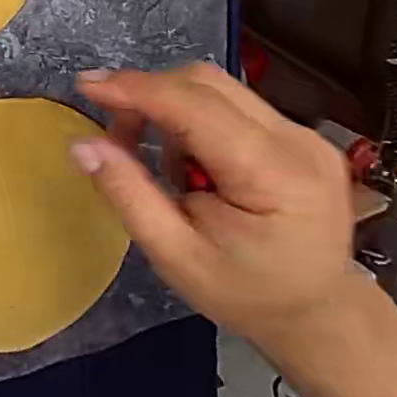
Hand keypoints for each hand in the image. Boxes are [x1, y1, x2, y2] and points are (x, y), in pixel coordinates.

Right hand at [69, 63, 357, 350]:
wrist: (314, 312)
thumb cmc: (242, 292)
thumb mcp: (173, 254)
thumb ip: (127, 193)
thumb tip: (82, 145)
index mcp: (275, 176)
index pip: (196, 107)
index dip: (137, 89)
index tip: (86, 86)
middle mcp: (298, 141)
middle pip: (206, 84)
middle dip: (147, 96)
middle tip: (114, 135)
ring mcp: (303, 134)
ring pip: (216, 88)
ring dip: (167, 106)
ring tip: (151, 155)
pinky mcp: (297, 134)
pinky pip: (229, 104)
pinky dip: (190, 117)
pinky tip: (185, 160)